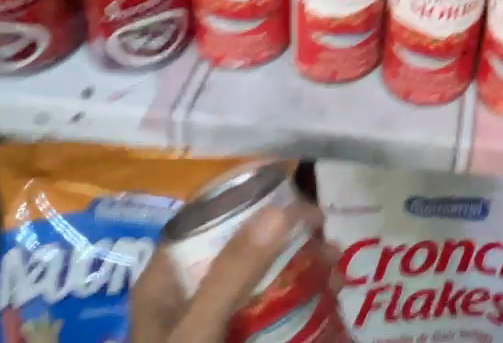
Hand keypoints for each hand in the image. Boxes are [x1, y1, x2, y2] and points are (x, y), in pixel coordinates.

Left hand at [128, 203, 321, 342]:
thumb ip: (233, 274)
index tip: (291, 175)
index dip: (245, 188)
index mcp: (166, 279)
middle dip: (286, 229)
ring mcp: (215, 319)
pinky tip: (330, 293)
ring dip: (302, 260)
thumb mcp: (198, 332)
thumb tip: (281, 207)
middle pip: (239, 241)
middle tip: (324, 227)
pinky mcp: (240, 339)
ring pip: (262, 272)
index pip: (205, 213)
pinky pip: (274, 305)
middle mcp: (189, 292)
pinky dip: (302, 293)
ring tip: (336, 263)